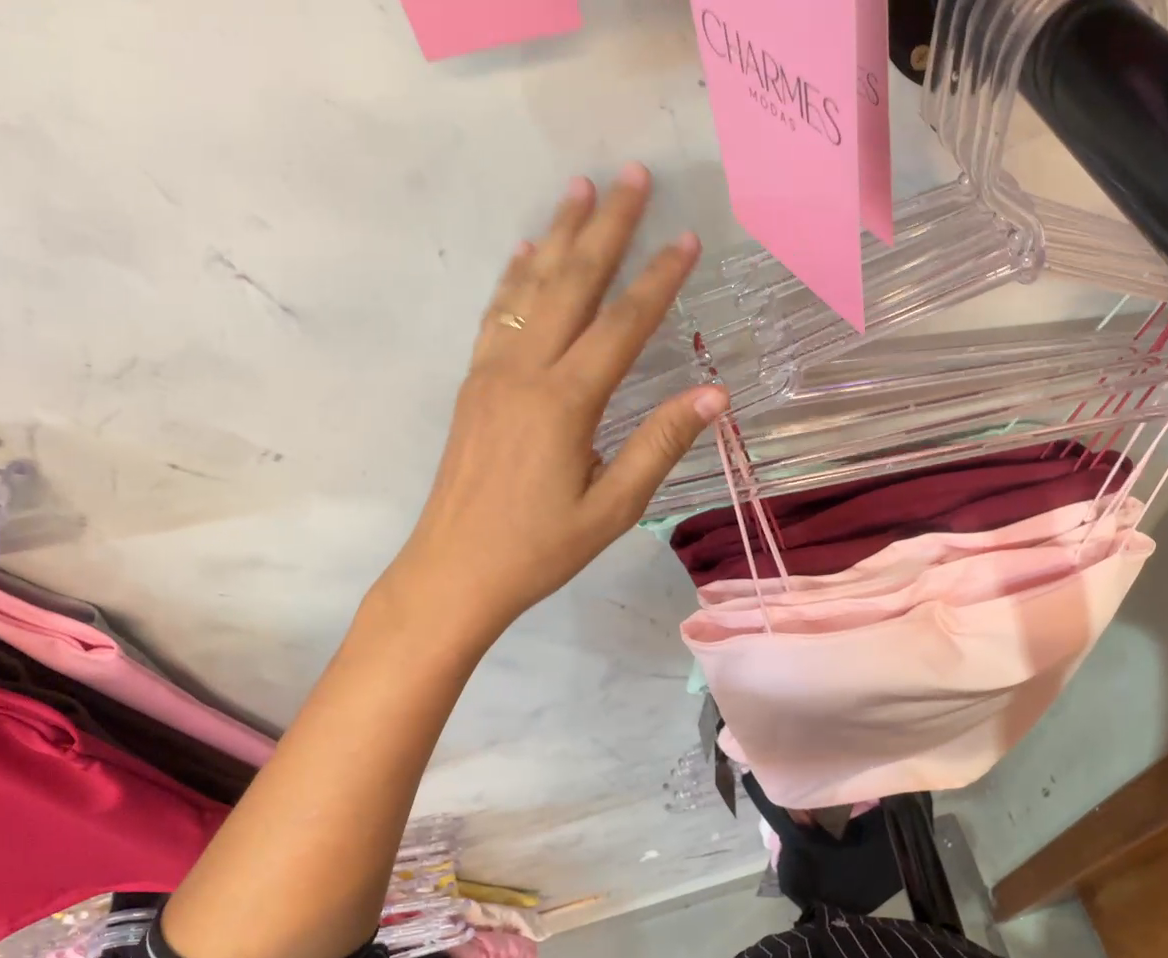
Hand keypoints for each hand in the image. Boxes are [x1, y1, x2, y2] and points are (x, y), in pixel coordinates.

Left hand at [382, 165, 729, 650]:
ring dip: (558, 234)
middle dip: (606, 227)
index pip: (623, 325)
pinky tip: (527, 251)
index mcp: (565, 402)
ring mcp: (491, 373)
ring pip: (530, 288)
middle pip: (572, 284)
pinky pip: (497, 314)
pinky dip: (515, 276)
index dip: (658, 280)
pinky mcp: (474, 384)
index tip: (688, 239)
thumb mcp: (613, 507)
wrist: (453, 572)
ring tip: (581, 188)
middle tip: (631, 175)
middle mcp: (525, 371)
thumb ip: (660, 444)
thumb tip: (714, 394)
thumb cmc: (540, 548)